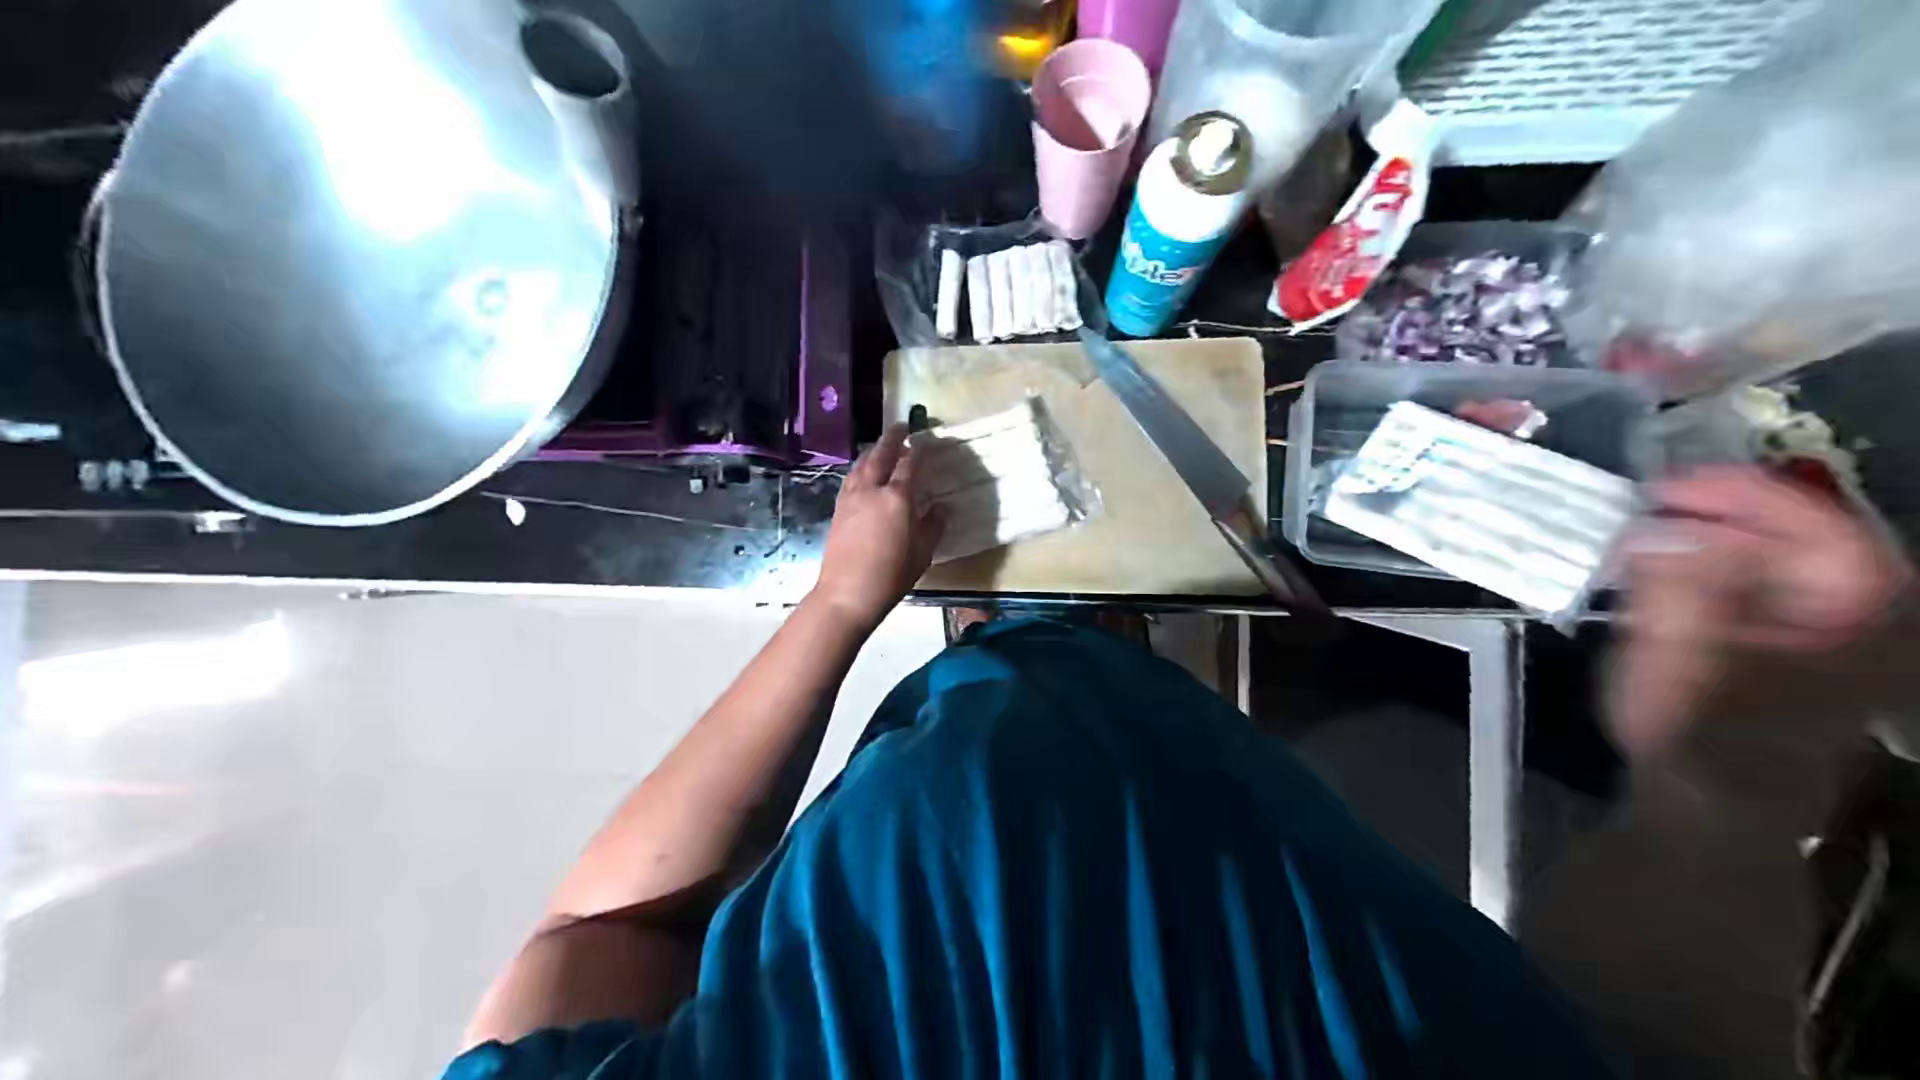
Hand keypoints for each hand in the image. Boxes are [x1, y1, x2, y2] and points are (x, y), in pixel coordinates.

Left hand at [809, 424, 944, 631]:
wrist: (847, 592)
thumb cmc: (891, 574)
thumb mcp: (923, 552)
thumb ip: (934, 525)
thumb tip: (943, 507)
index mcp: (897, 497)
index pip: (910, 464)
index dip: (919, 450)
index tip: (925, 440)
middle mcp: (872, 490)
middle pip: (881, 454)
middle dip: (891, 438)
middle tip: (901, 426)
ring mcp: (851, 498)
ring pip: (861, 464)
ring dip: (873, 451)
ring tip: (881, 446)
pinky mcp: (838, 509)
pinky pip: (850, 478)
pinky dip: (860, 468)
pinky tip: (862, 473)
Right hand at [1613, 466, 1910, 755]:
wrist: (1710, 805)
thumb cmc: (1698, 739)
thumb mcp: (1679, 668)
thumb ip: (1680, 599)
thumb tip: (1664, 531)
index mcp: (1858, 623)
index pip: (1826, 532)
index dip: (1752, 498)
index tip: (1673, 484)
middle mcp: (1860, 619)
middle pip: (1805, 539)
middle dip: (1725, 513)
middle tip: (1647, 504)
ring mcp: (1827, 632)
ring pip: (1779, 559)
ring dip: (1711, 537)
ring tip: (1642, 533)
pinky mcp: (1787, 642)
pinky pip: (1756, 582)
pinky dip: (1708, 564)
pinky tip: (1657, 568)